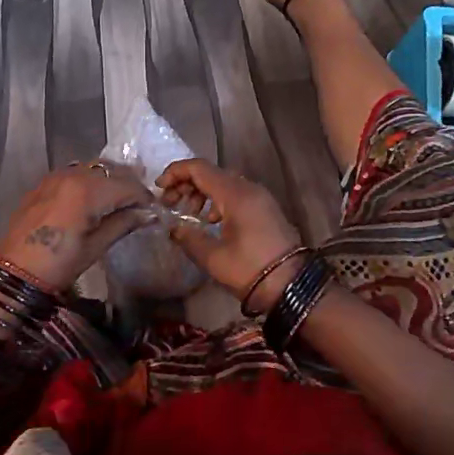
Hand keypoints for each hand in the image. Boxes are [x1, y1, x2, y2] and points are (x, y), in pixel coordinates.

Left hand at [0, 163, 155, 288]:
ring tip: (119, 198)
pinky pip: (75, 172)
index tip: (153, 210)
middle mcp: (73, 175)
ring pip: (93, 167)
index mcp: (87, 191)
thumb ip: (123, 224)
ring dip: (110, 179)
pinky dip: (90, 179)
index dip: (144, 197)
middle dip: (129, 184)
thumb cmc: (58, 263)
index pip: (127, 185)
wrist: (14, 269)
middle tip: (140, 204)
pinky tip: (94, 196)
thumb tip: (149, 215)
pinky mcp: (45, 182)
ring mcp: (56, 176)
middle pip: (111, 170)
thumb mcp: (95, 247)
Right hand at [156, 159, 303, 309]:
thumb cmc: (251, 269)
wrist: (293, 286)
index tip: (159, 189)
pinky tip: (209, 222)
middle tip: (170, 204)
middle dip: (186, 184)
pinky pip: (236, 195)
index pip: (199, 168)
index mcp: (235, 194)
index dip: (175, 173)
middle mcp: (248, 188)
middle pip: (211, 173)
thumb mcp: (213, 257)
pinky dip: (217, 201)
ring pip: (224, 183)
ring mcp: (260, 198)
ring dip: (201, 193)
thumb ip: (188, 238)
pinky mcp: (265, 209)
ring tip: (188, 215)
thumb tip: (173, 228)